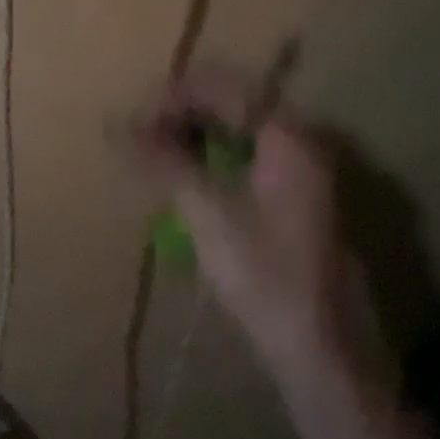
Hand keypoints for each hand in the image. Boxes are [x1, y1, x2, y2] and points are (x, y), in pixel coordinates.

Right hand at [132, 68, 375, 373]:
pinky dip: (212, 155)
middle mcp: (302, 141)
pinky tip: (185, 175)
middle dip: (181, 111)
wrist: (325, 350)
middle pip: (233, 103)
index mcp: (287, 136)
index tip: (133, 118)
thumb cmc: (265, 276)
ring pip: (240, 129)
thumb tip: (115, 124)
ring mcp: (304, 170)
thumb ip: (163, 160)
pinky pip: (248, 154)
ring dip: (195, 133)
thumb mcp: (207, 212)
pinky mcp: (298, 197)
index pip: (222, 88)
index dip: (172, 96)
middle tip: (138, 133)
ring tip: (153, 152)